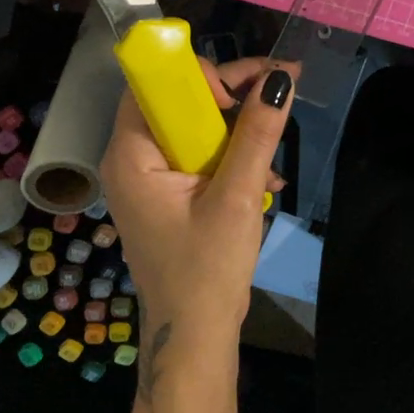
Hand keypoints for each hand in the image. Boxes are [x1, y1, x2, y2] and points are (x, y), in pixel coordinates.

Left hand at [99, 59, 293, 329]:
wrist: (195, 337)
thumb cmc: (207, 268)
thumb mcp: (237, 197)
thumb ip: (257, 134)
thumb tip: (280, 79)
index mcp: (132, 155)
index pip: (155, 85)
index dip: (198, 76)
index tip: (242, 90)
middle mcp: (133, 158)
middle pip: (180, 101)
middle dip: (233, 94)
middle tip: (281, 87)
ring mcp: (150, 177)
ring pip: (196, 126)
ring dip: (240, 128)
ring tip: (278, 140)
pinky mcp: (169, 193)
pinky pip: (200, 153)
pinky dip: (233, 155)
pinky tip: (266, 178)